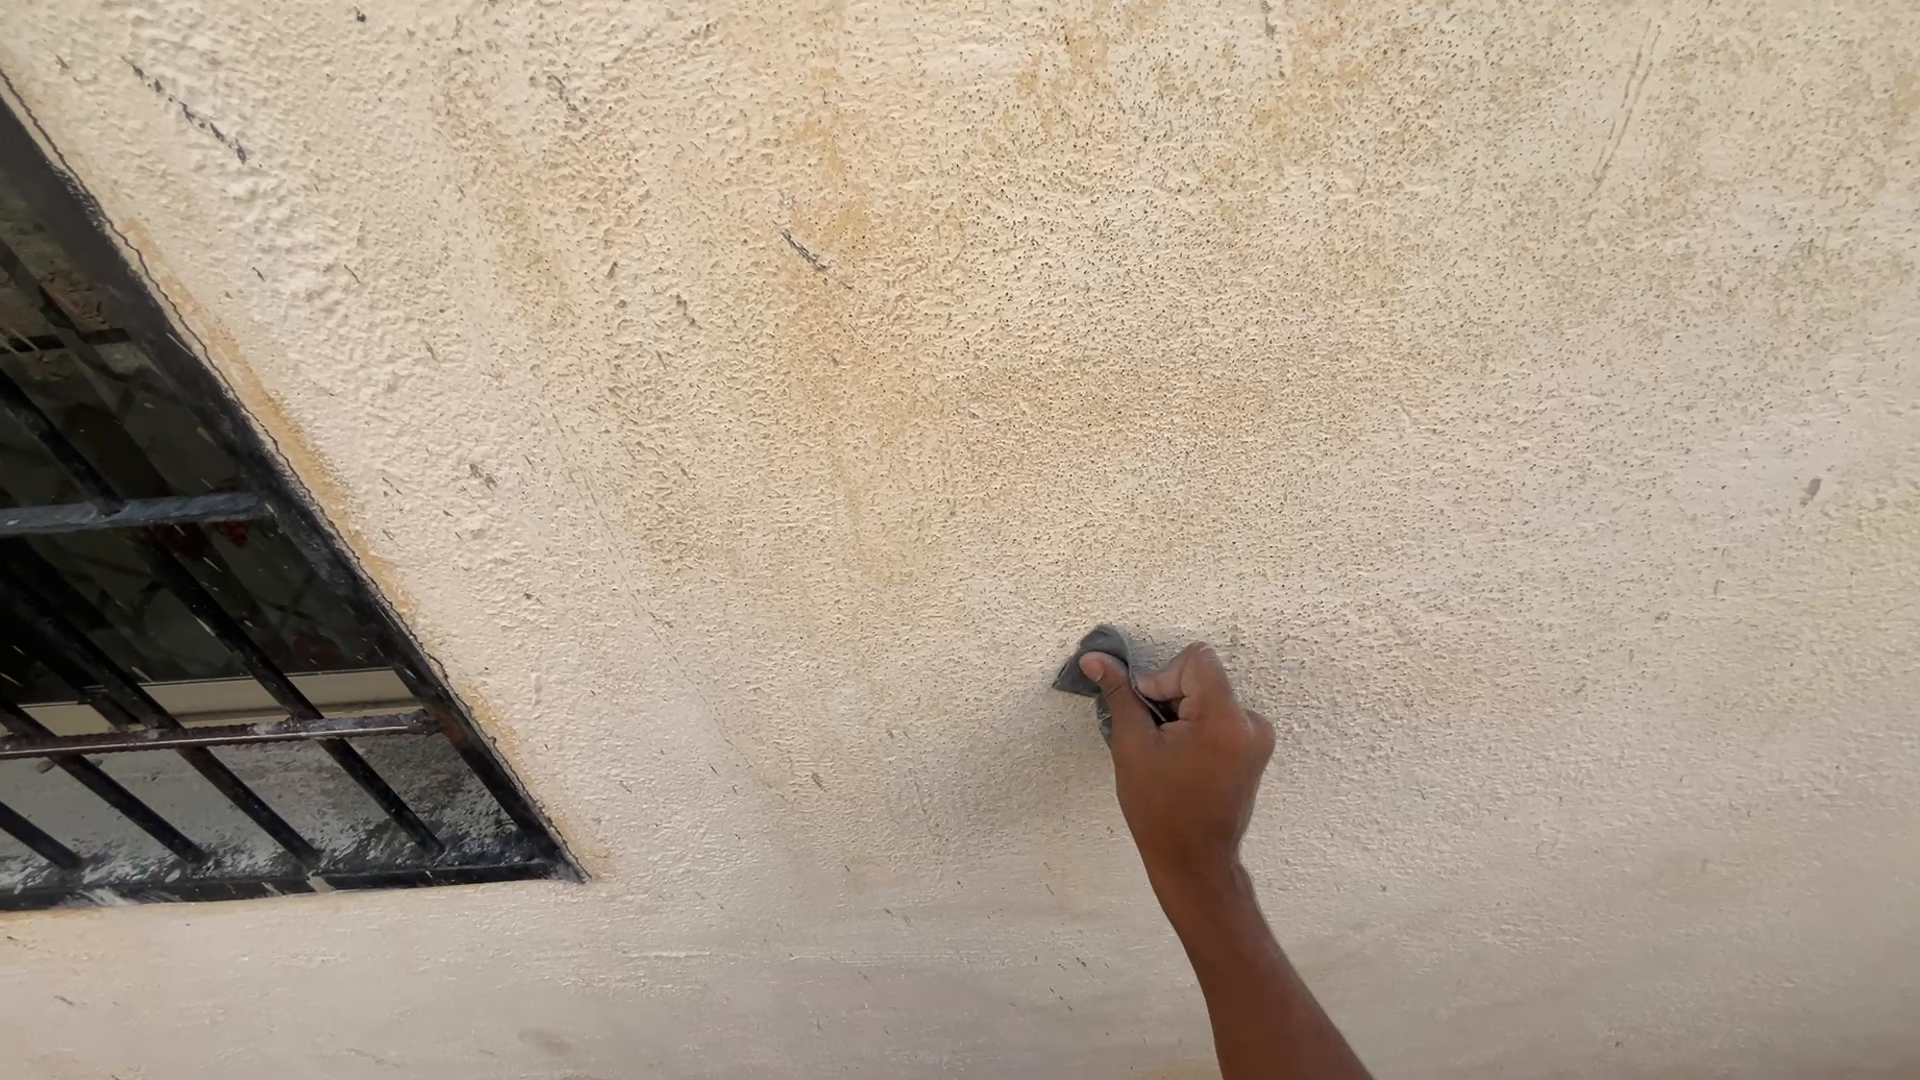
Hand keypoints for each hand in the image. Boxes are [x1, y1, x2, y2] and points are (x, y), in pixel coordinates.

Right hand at [1079, 643, 1274, 897]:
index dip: (1162, 677)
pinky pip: (1217, 713)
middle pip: (1200, 676)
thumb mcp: (1132, 744)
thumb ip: (1118, 693)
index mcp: (1226, 719)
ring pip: (1206, 694)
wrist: (1193, 860)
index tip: (1149, 712)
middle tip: (1153, 735)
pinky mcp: (1253, 748)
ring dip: (1179, 711)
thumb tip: (1094, 658)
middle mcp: (1252, 723)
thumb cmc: (1160, 808)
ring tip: (1166, 749)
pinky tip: (1180, 755)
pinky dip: (1194, 724)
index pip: (1196, 659)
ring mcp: (1257, 737)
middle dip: (1169, 696)